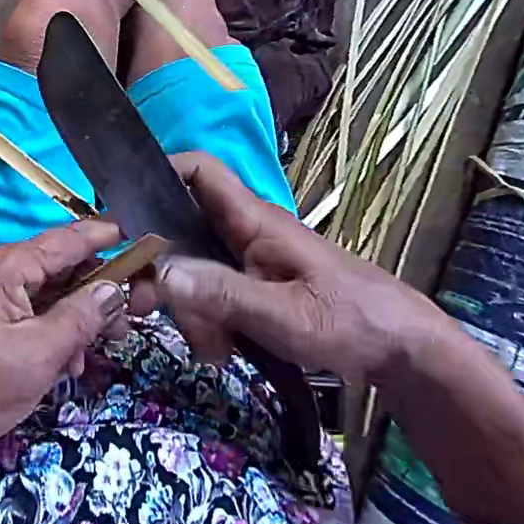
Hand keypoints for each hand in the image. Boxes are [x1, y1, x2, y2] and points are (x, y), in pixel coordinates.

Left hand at [0, 219, 129, 466]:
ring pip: (60, 289)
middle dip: (105, 287)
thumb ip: (82, 316)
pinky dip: (63, 328)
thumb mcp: (38, 355)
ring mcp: (0, 292)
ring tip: (110, 342)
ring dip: (86, 313)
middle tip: (136, 313)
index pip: (73, 237)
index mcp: (10, 267)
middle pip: (70, 263)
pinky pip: (43, 309)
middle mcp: (5, 269)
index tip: (150, 244)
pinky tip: (73, 359)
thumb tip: (117, 289)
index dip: (114, 238)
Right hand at [133, 153, 446, 381]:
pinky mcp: (255, 287)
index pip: (200, 171)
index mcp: (257, 221)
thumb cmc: (351, 321)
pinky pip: (214, 295)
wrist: (398, 346)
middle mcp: (247, 233)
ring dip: (192, 310)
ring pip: (195, 270)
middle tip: (150, 314)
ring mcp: (251, 261)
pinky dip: (210, 323)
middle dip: (166, 273)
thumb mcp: (286, 315)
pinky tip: (226, 352)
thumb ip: (224, 293)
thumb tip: (161, 268)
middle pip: (183, 232)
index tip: (125, 220)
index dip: (159, 176)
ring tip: (218, 351)